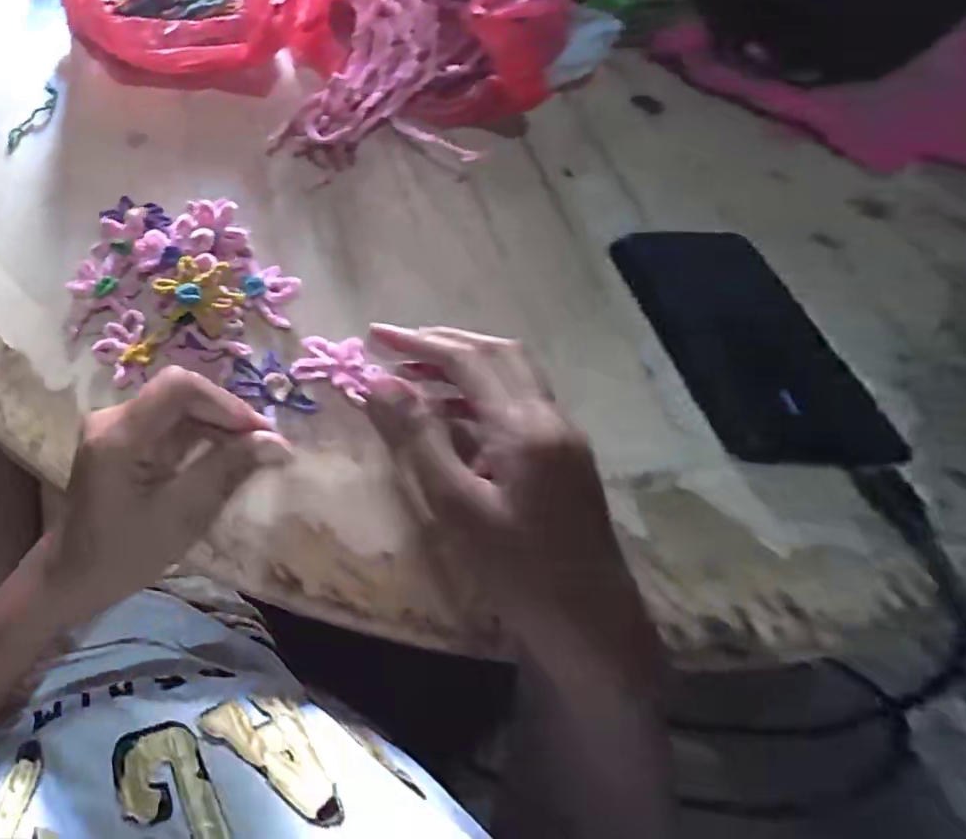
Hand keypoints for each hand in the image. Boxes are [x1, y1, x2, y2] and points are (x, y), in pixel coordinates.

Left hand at [45, 367, 290, 620]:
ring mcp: (112, 424)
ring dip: (215, 425)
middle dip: (224, 414)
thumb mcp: (180, 518)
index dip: (224, 403)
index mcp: (119, 435)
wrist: (71, 573)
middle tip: (265, 445)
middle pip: (177, 394)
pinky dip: (197, 436)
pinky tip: (222, 456)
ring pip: (175, 406)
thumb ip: (224, 472)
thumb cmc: (122, 555)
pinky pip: (165, 422)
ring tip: (252, 451)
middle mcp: (111, 417)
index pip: (177, 388)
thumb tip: (276, 442)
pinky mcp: (118, 436)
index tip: (259, 433)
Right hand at [361, 325, 658, 674]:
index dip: (418, 342)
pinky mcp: (561, 457)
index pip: (469, 360)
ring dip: (460, 364)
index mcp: (526, 428)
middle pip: (498, 354)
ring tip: (410, 375)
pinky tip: (447, 414)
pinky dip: (476, 391)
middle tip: (391, 345)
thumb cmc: (516, 569)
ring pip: (511, 375)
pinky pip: (515, 402)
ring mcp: (562, 438)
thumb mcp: (453, 503)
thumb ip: (416, 437)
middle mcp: (551, 420)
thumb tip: (379, 383)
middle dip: (442, 342)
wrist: (593, 629)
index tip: (372, 336)